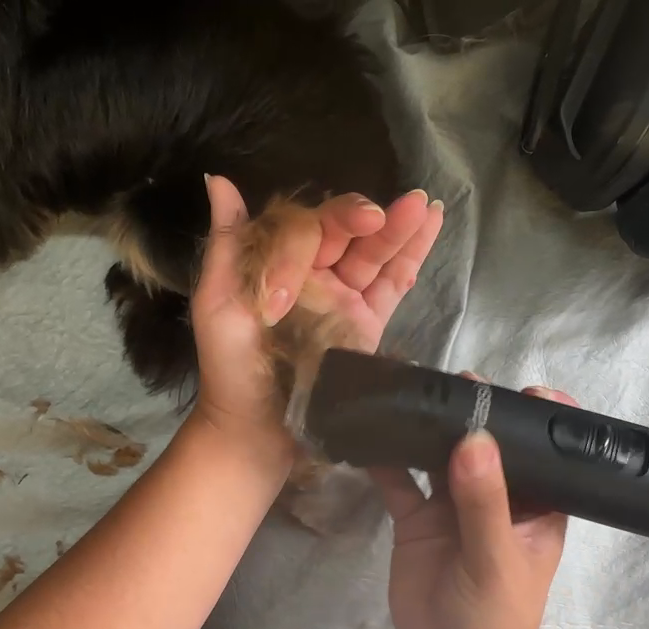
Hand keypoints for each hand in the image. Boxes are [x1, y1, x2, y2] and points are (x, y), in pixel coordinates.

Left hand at [190, 176, 444, 443]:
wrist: (254, 427)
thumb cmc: (229, 368)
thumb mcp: (216, 303)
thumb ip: (227, 244)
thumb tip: (217, 181)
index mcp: (274, 263)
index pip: (298, 232)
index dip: (301, 244)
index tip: (286, 290)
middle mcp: (311, 274)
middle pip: (342, 231)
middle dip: (359, 218)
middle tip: (376, 217)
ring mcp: (342, 297)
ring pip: (372, 252)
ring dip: (396, 227)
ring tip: (420, 204)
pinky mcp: (367, 322)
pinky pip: (393, 281)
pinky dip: (413, 252)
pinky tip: (431, 219)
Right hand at [369, 385, 573, 628]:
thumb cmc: (495, 620)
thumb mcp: (496, 560)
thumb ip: (484, 501)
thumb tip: (474, 439)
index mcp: (537, 508)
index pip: (548, 456)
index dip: (542, 423)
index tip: (525, 391)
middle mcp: (497, 500)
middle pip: (489, 448)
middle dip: (478, 416)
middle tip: (458, 383)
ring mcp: (453, 510)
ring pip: (442, 459)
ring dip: (432, 431)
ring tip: (415, 395)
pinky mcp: (417, 523)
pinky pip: (401, 484)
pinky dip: (387, 462)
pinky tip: (372, 436)